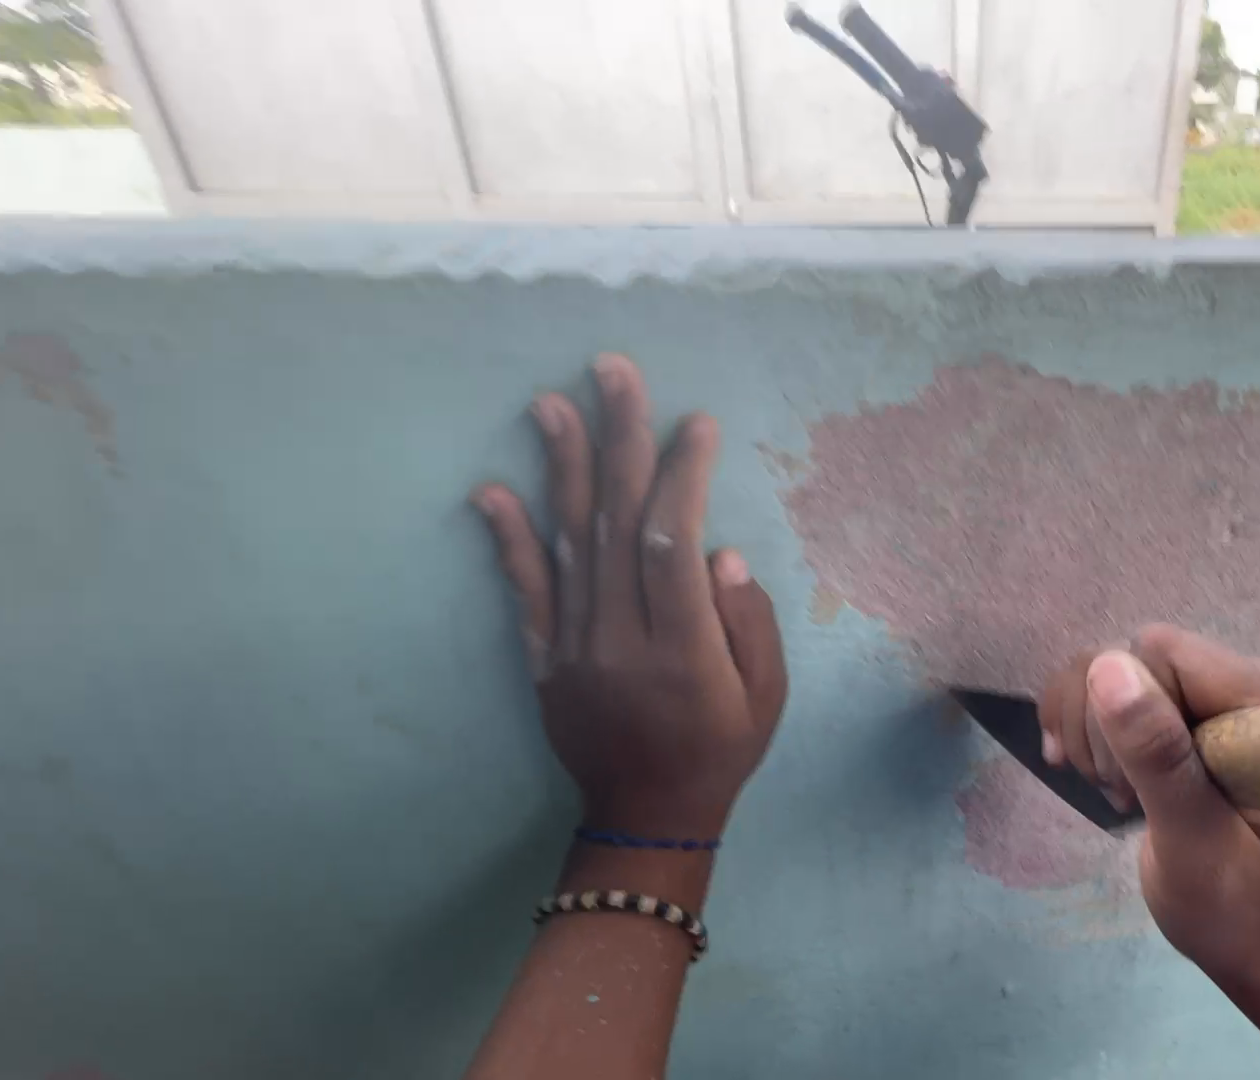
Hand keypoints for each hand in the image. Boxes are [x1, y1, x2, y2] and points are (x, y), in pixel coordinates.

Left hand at [473, 354, 789, 836]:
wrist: (647, 816)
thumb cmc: (722, 749)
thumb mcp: (767, 694)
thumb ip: (749, 622)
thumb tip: (721, 555)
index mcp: (682, 646)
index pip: (673, 541)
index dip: (683, 475)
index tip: (697, 423)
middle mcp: (619, 637)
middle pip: (615, 523)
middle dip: (619, 440)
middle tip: (614, 371)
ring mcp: (572, 647)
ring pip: (567, 544)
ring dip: (561, 468)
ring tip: (552, 403)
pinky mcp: (544, 658)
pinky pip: (525, 592)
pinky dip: (508, 540)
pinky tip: (492, 491)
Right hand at [1039, 625, 1259, 991]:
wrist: (1253, 940)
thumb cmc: (1238, 907)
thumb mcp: (1197, 844)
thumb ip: (1159, 758)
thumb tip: (1107, 667)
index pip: (1163, 653)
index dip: (1127, 710)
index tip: (1128, 783)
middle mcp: (1239, 681)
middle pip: (1130, 656)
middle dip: (1101, 724)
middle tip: (1121, 794)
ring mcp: (1208, 693)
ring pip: (1107, 666)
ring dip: (1086, 728)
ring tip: (1113, 788)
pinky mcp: (1179, 708)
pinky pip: (1103, 684)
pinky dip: (1077, 724)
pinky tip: (1078, 766)